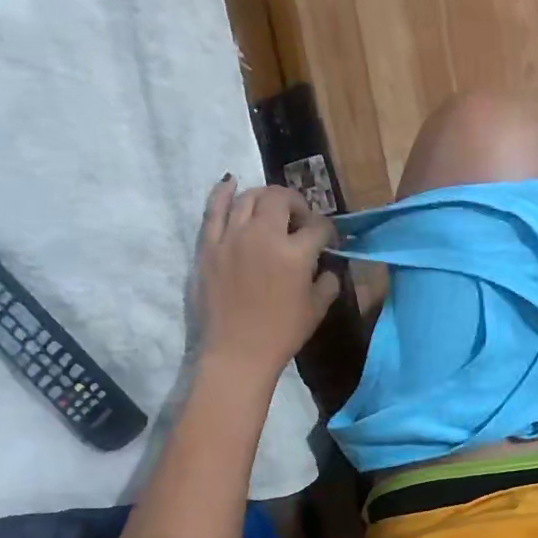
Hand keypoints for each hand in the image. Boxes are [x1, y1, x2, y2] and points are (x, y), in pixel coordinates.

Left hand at [195, 178, 341, 377]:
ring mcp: (231, 237)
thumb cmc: (280, 335)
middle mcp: (263, 236)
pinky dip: (224, 192)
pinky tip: (231, 184)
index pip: (318, 227)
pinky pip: (214, 208)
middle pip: (281, 199)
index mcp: (295, 253)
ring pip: (249, 197)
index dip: (328, 231)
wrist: (235, 353)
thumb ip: (327, 283)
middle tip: (299, 219)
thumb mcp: (316, 310)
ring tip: (271, 209)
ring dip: (265, 198)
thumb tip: (328, 267)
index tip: (329, 240)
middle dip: (297, 204)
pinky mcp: (208, 245)